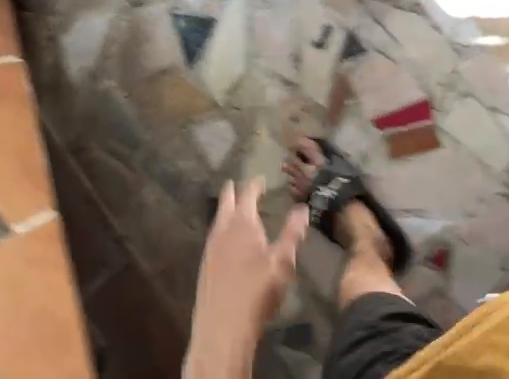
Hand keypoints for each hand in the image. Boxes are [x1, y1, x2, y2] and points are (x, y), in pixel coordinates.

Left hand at [187, 180, 308, 375]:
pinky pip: (213, 237)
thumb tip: (303, 208)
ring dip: (225, 211)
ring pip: (217, 221)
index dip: (254, 185)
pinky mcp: (205, 267)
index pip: (248, 195)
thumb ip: (293, 233)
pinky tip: (225, 240)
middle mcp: (223, 230)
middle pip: (226, 203)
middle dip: (232, 192)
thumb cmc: (257, 291)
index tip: (260, 178)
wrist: (222, 328)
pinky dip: (220, 229)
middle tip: (236, 183)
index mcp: (243, 223)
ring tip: (232, 208)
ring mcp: (211, 249)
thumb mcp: (283, 262)